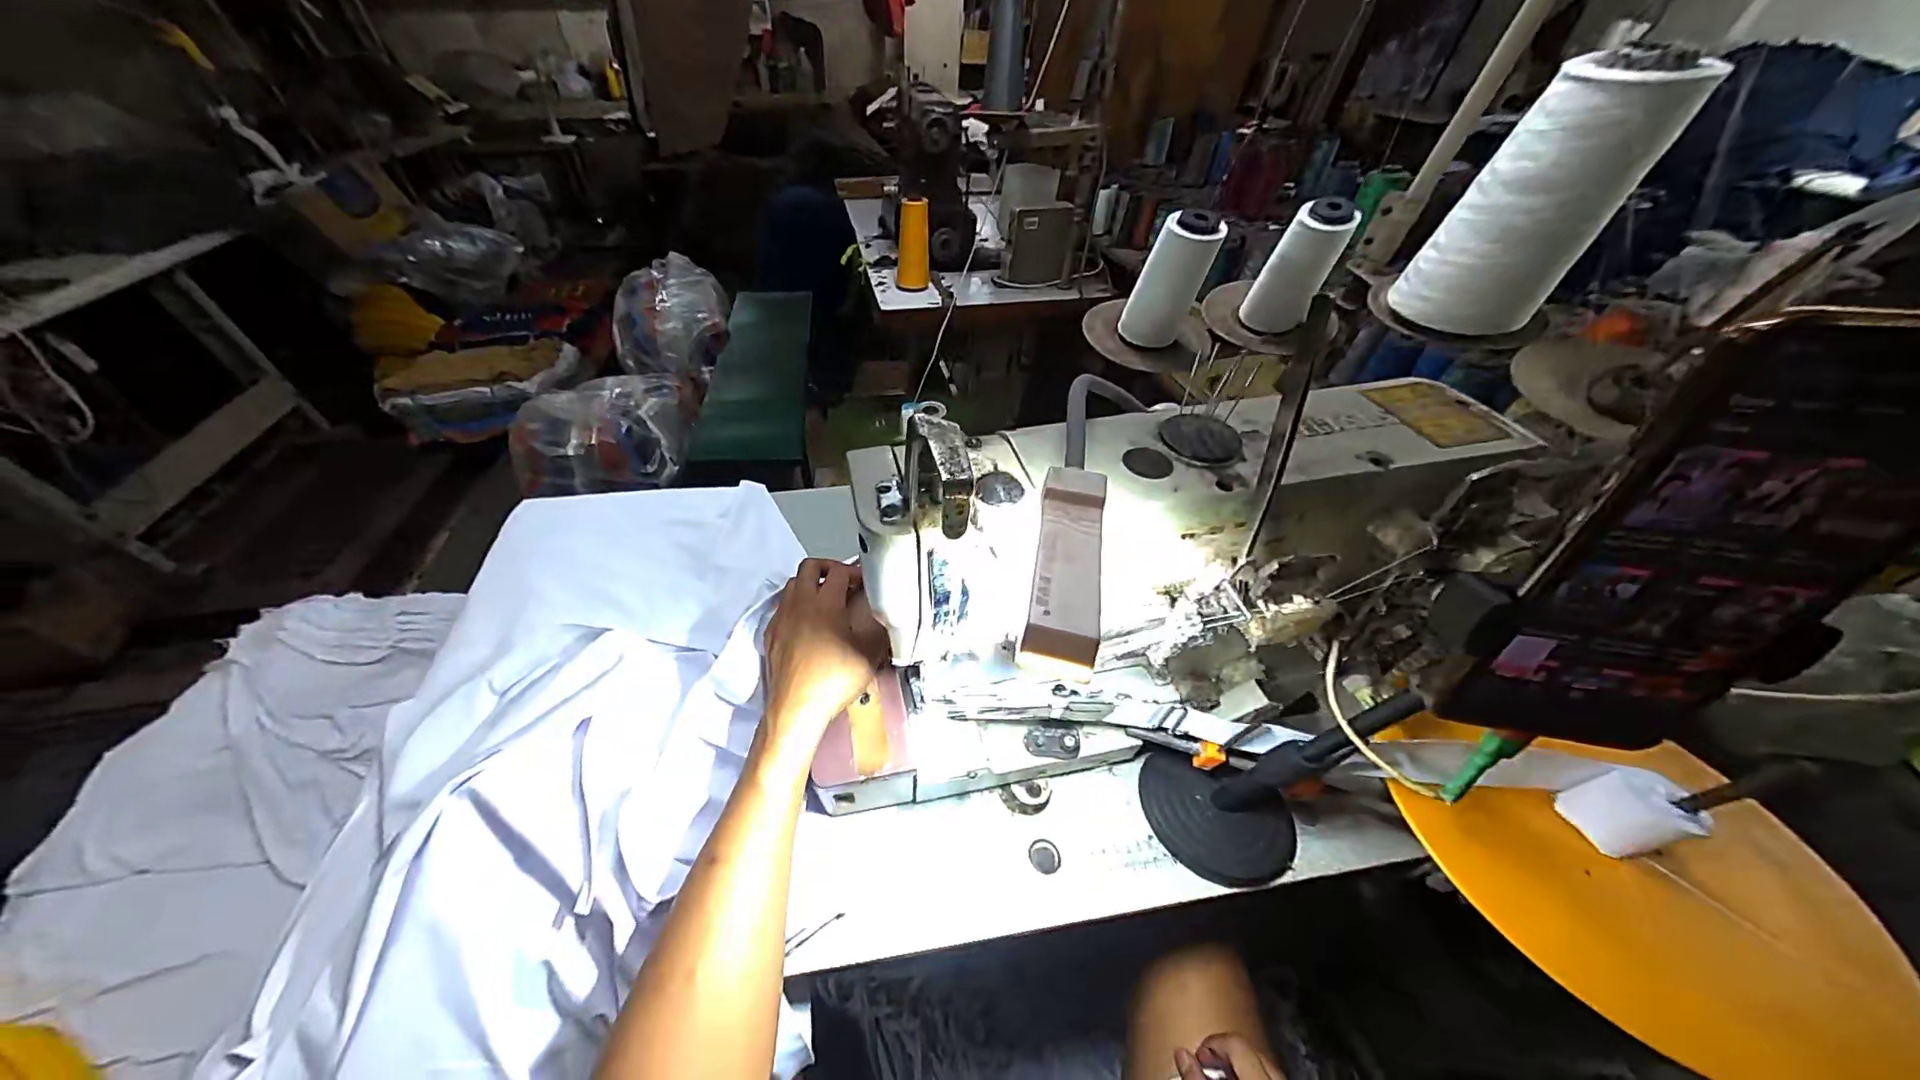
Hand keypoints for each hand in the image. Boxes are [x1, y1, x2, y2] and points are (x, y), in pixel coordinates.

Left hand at [763, 559, 885, 751]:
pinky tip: (808, 621)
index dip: (855, 572)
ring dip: (810, 584)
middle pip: (810, 567)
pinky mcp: (771, 634)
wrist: (796, 708)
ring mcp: (782, 618)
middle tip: (844, 580)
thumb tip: (885, 611)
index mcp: (824, 603)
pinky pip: (782, 606)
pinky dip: (796, 603)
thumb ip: (879, 625)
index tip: (865, 582)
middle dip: (829, 568)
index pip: (839, 572)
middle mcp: (799, 604)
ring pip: (792, 584)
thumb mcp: (869, 652)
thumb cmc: (833, 681)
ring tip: (827, 597)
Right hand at [1173, 1033, 1281, 1079]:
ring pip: (1262, 1061)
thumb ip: (1196, 1077)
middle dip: (1224, 1051)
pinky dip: (1252, 1072)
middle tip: (1207, 1065)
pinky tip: (1239, 1079)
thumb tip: (1181, 1054)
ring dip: (1238, 1062)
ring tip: (1222, 1075)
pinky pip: (1270, 1074)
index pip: (1235, 1042)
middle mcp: (1277, 1075)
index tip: (1198, 1056)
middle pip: (1249, 1047)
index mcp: (1257, 1076)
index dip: (1212, 1043)